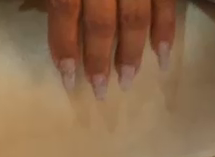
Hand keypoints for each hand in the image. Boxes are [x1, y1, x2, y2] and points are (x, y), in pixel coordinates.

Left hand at [46, 0, 176, 97]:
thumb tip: (49, 11)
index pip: (65, 8)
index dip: (64, 44)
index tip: (67, 78)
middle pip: (100, 24)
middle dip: (99, 59)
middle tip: (100, 91)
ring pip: (134, 20)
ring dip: (130, 54)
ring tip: (127, 81)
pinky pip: (165, 7)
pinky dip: (165, 33)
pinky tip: (163, 58)